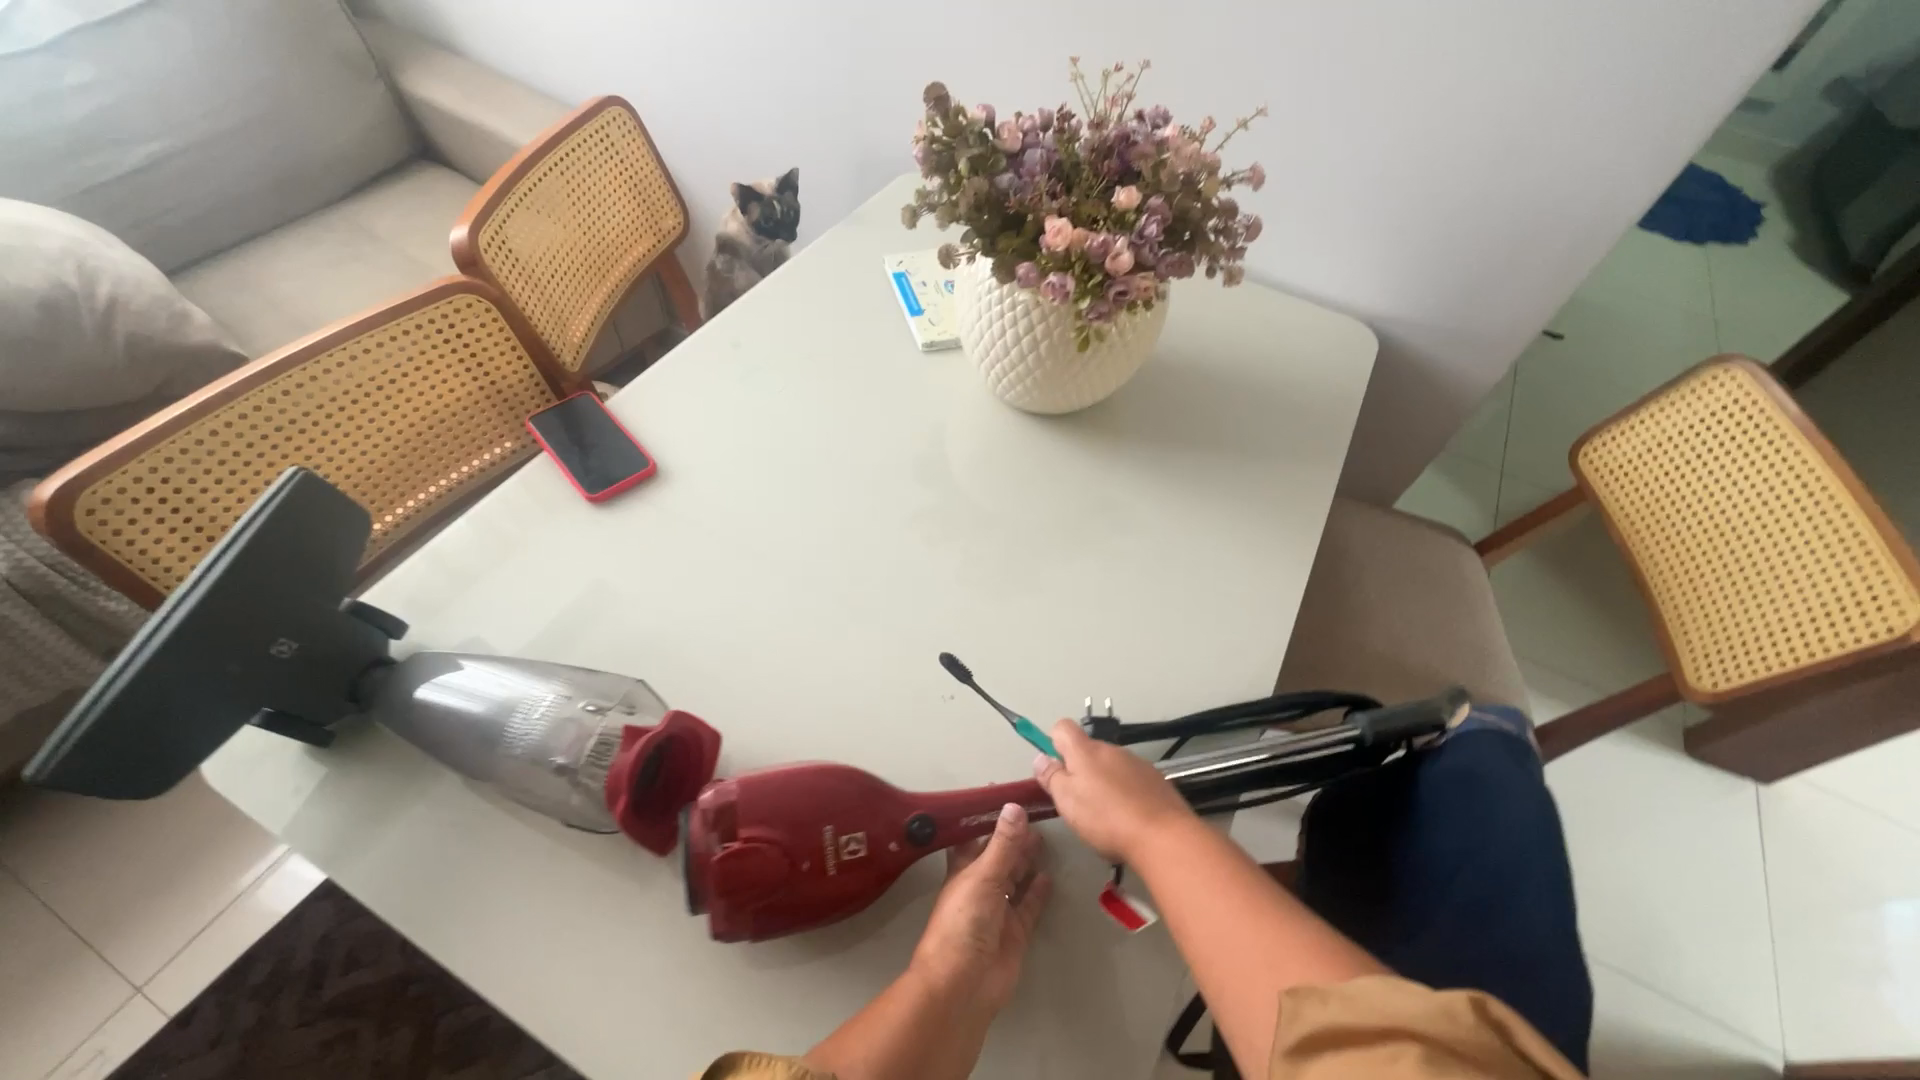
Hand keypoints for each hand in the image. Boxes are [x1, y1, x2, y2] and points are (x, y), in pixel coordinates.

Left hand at [909, 803, 1051, 1013]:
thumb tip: (1014, 805)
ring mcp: (996, 911)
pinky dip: (1036, 893)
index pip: (972, 838)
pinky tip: (1047, 877)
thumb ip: (1002, 844)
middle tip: (1033, 815)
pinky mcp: (1014, 933)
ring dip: (1025, 861)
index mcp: (962, 872)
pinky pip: (1027, 907)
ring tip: (1042, 839)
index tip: (1003, 795)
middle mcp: (978, 888)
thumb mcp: (983, 876)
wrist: (963, 985)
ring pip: (1013, 879)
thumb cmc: (963, 924)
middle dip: (1012, 838)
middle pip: (997, 857)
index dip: (985, 819)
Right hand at [1034, 718, 1194, 864]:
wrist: (1163, 835)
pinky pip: (1132, 780)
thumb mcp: (1067, 801)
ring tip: (1107, 816)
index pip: (1062, 727)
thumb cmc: (1106, 818)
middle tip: (1079, 802)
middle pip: (1088, 750)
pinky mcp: (1157, 780)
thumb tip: (1040, 758)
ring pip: (1111, 766)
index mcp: (1085, 751)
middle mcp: (1112, 749)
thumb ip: (1051, 777)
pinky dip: (1126, 793)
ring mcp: (1137, 763)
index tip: (1055, 769)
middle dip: (1080, 770)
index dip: (1054, 743)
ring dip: (1104, 782)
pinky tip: (1130, 818)